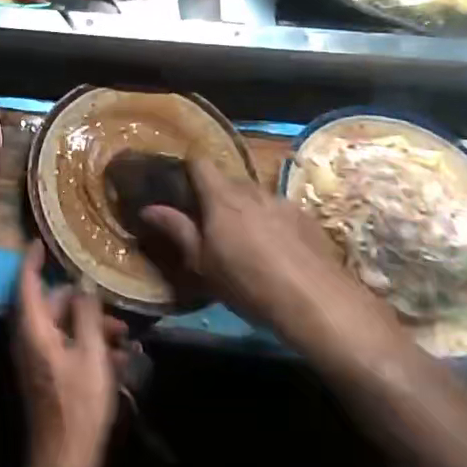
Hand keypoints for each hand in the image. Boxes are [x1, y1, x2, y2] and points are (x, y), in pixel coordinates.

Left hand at [11, 241, 131, 466]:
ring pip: (64, 329)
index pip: (26, 282)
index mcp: (33, 328)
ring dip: (93, 329)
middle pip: (51, 306)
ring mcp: (37, 359)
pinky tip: (121, 362)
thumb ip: (86, 315)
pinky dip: (90, 349)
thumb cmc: (79, 404)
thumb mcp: (91, 355)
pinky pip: (67, 350)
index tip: (40, 240)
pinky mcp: (47, 377)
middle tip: (114, 308)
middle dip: (82, 303)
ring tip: (127, 339)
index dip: (31, 259)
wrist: (66, 459)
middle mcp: (29, 339)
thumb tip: (82, 284)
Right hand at [137, 159, 369, 335]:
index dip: (188, 168)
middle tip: (208, 221)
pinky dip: (271, 221)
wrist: (318, 303)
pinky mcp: (307, 220)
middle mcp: (252, 191)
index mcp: (221, 198)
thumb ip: (177, 230)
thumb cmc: (247, 283)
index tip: (180, 184)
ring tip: (244, 238)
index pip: (200, 163)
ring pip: (255, 196)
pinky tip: (275, 249)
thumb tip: (148, 208)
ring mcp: (283, 203)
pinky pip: (279, 211)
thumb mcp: (202, 263)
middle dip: (216, 193)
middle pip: (228, 180)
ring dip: (245, 208)